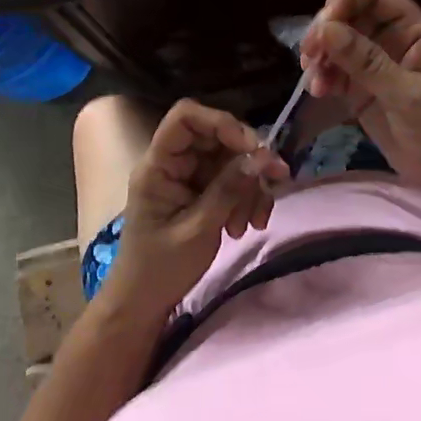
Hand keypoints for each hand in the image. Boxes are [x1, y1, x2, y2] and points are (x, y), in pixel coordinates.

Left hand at [100, 100, 289, 319]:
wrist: (144, 302)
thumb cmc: (161, 268)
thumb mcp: (198, 230)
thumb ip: (229, 190)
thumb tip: (261, 156)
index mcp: (158, 166)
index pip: (186, 118)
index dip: (221, 122)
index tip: (253, 146)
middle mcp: (173, 164)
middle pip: (217, 137)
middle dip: (248, 159)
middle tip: (276, 179)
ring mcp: (189, 178)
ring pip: (231, 160)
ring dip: (251, 187)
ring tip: (254, 222)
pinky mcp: (202, 193)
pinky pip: (233, 182)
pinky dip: (248, 199)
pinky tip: (250, 225)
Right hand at [298, 0, 420, 208]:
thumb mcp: (409, 95)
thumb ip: (367, 62)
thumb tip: (324, 29)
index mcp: (416, 31)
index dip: (347, 0)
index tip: (324, 25)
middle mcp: (394, 42)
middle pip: (350, 17)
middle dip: (326, 31)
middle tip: (309, 56)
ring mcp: (377, 69)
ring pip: (338, 46)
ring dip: (321, 57)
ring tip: (314, 81)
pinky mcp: (364, 94)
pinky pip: (336, 74)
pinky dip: (323, 78)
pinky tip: (318, 91)